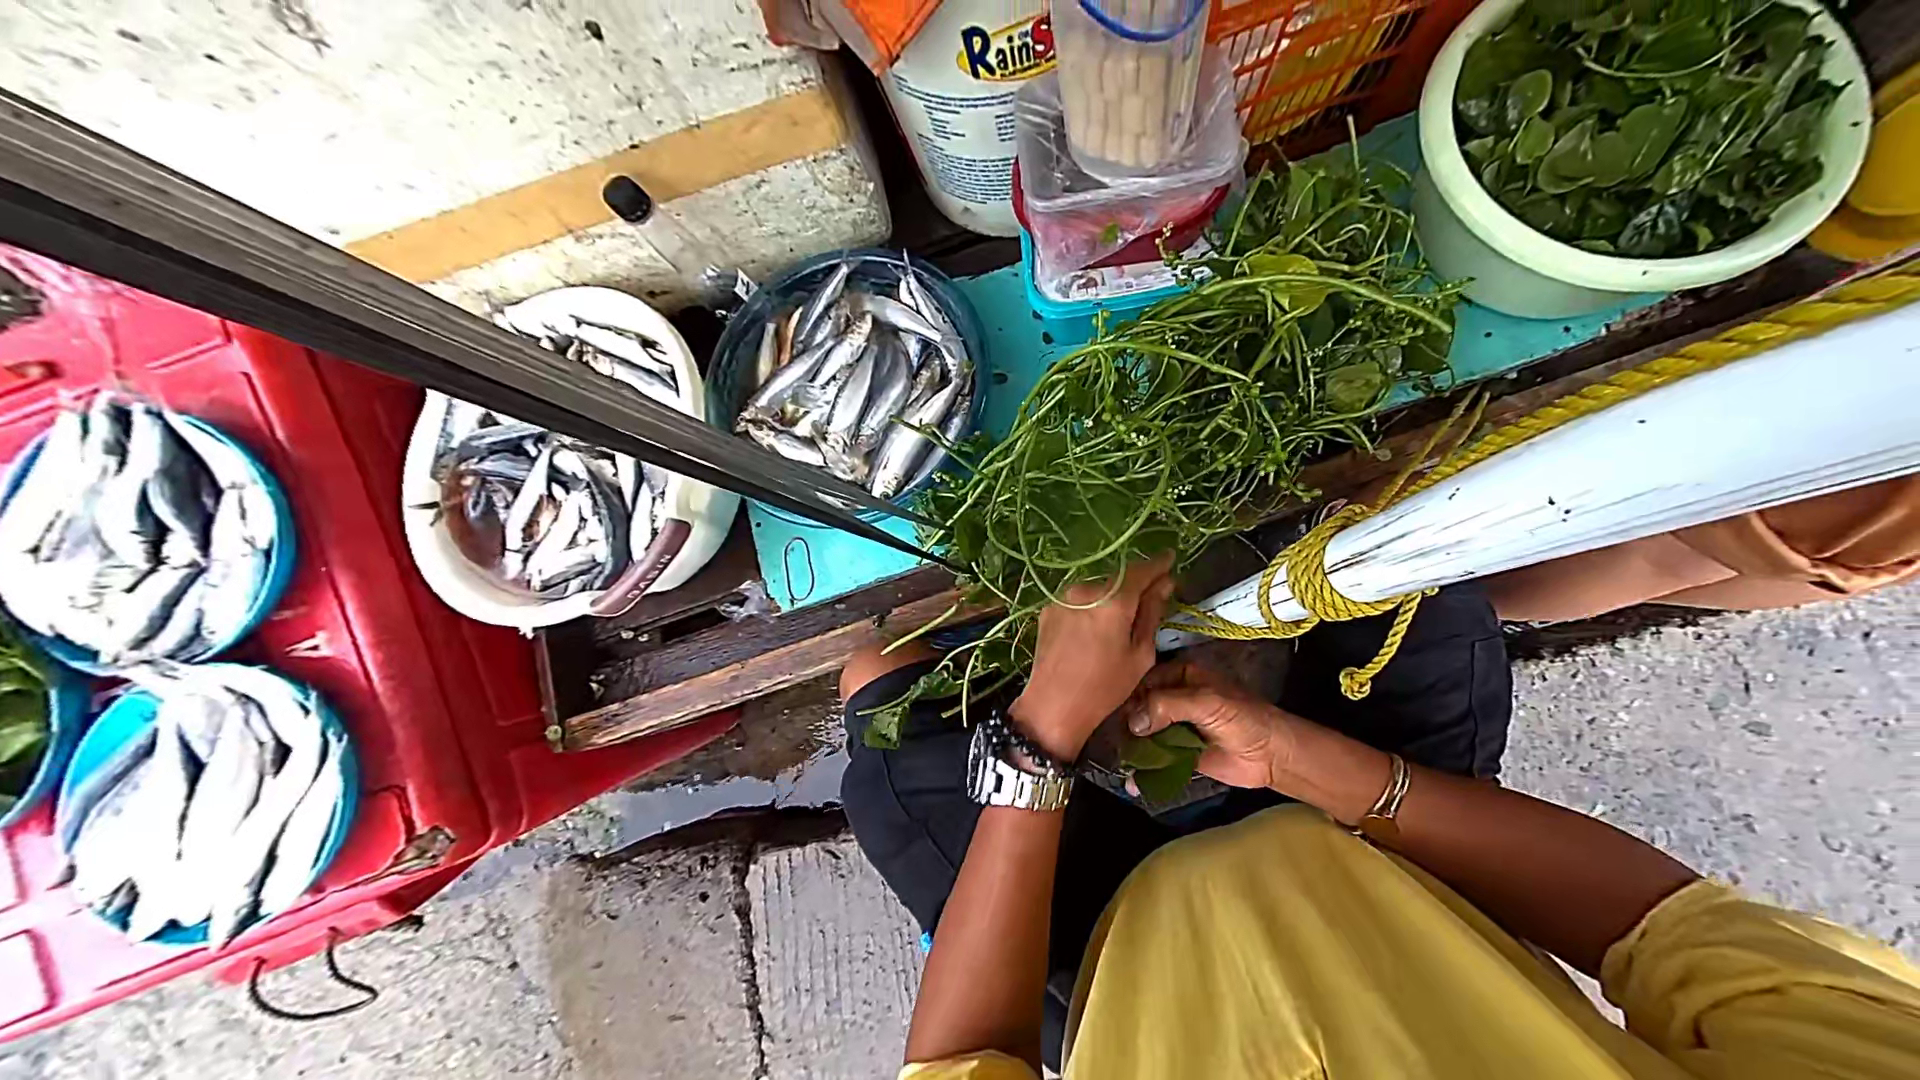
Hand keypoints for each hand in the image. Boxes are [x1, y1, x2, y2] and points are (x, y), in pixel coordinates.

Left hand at [1010, 554, 1175, 761]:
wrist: (1052, 706)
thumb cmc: (1104, 687)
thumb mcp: (1140, 654)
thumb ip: (1151, 613)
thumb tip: (1164, 584)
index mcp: (1112, 601)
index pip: (1140, 570)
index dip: (1158, 564)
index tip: (1170, 558)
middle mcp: (1084, 590)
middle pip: (1117, 579)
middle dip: (1135, 584)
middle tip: (1151, 598)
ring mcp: (1061, 598)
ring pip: (1096, 588)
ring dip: (1111, 596)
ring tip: (1119, 622)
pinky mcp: (1048, 609)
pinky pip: (1077, 600)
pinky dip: (1090, 606)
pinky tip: (1093, 630)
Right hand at [1125, 659, 1304, 790]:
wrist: (1272, 755)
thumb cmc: (1242, 718)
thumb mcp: (1204, 703)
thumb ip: (1167, 706)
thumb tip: (1132, 724)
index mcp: (1178, 676)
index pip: (1143, 682)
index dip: (1130, 698)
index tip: (1118, 716)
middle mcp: (1172, 698)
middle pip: (1139, 709)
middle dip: (1127, 726)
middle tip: (1116, 742)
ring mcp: (1173, 726)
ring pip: (1143, 734)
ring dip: (1131, 749)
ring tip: (1120, 762)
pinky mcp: (1177, 753)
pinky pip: (1155, 758)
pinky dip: (1143, 770)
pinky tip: (1133, 781)